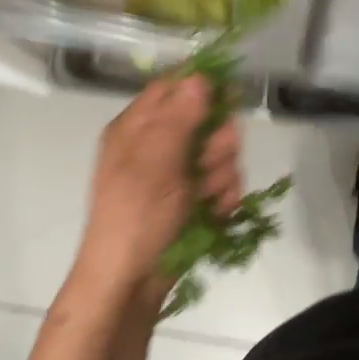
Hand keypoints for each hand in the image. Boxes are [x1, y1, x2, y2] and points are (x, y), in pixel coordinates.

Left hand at [72, 76, 243, 300]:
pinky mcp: (193, 198)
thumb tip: (200, 77)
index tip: (228, 100)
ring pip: (221, 154)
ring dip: (223, 175)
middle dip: (218, 144)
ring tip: (209, 198)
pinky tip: (217, 211)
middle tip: (208, 165)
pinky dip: (225, 197)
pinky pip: (224, 183)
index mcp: (136, 128)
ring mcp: (177, 173)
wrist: (130, 281)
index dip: (203, 89)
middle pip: (208, 120)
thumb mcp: (154, 163)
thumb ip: (179, 118)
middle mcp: (157, 144)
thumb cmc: (135, 217)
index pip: (174, 87)